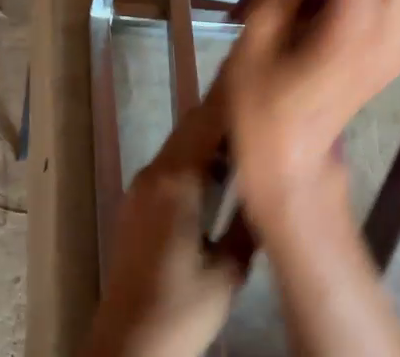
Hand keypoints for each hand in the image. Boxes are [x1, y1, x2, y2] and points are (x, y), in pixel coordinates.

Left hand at [83, 91, 253, 356]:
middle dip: (225, 107)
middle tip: (262, 90)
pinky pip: (172, 164)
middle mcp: (153, 174)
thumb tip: (272, 186)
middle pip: (192, 126)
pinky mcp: (138, 205)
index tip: (259, 69)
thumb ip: (250, 224)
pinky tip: (222, 165)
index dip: (233, 94)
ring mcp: (141, 188)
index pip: (208, 122)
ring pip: (182, 144)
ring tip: (250, 122)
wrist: (127, 344)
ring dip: (212, 131)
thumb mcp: (228, 271)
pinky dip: (198, 155)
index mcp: (175, 182)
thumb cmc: (181, 310)